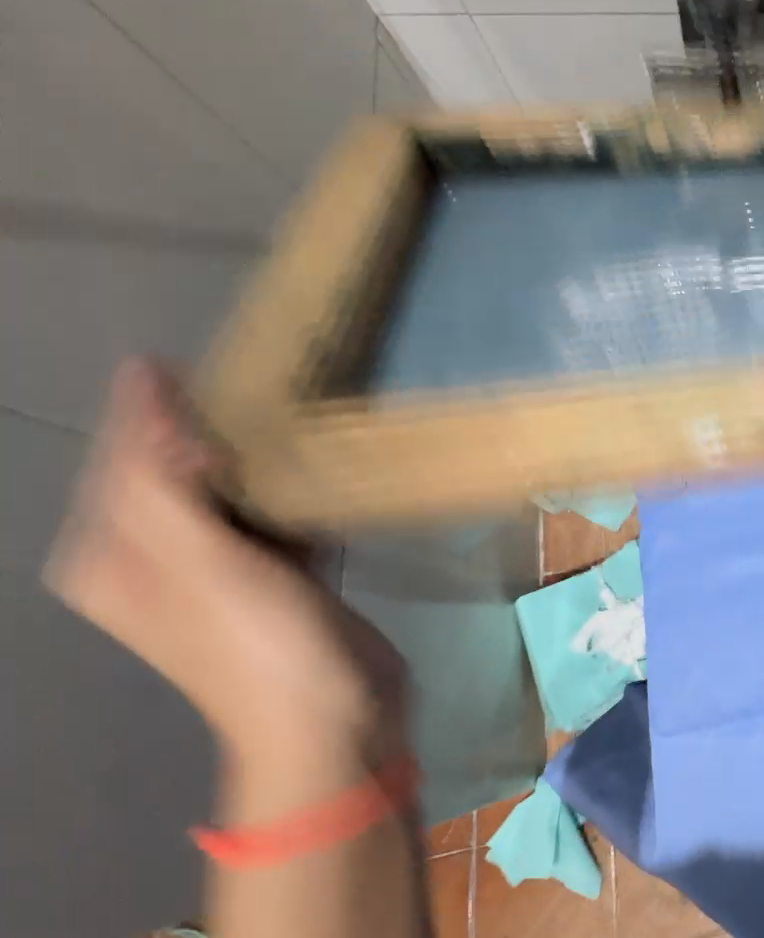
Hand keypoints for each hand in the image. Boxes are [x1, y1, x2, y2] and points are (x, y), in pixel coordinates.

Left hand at [44, 361, 404, 760]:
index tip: (170, 358)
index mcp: (118, 558)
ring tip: (285, 407)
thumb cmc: (261, 648)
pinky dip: (295, 490)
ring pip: (232, 493)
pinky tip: (321, 467)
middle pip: (176, 475)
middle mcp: (160, 560)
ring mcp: (223, 571)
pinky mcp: (282, 578)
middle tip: (239, 375)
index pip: (123, 463)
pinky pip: (279, 516)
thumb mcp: (202, 567)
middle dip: (200, 427)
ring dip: (255, 455)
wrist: (330, 718)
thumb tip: (158, 411)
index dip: (142, 412)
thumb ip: (167, 490)